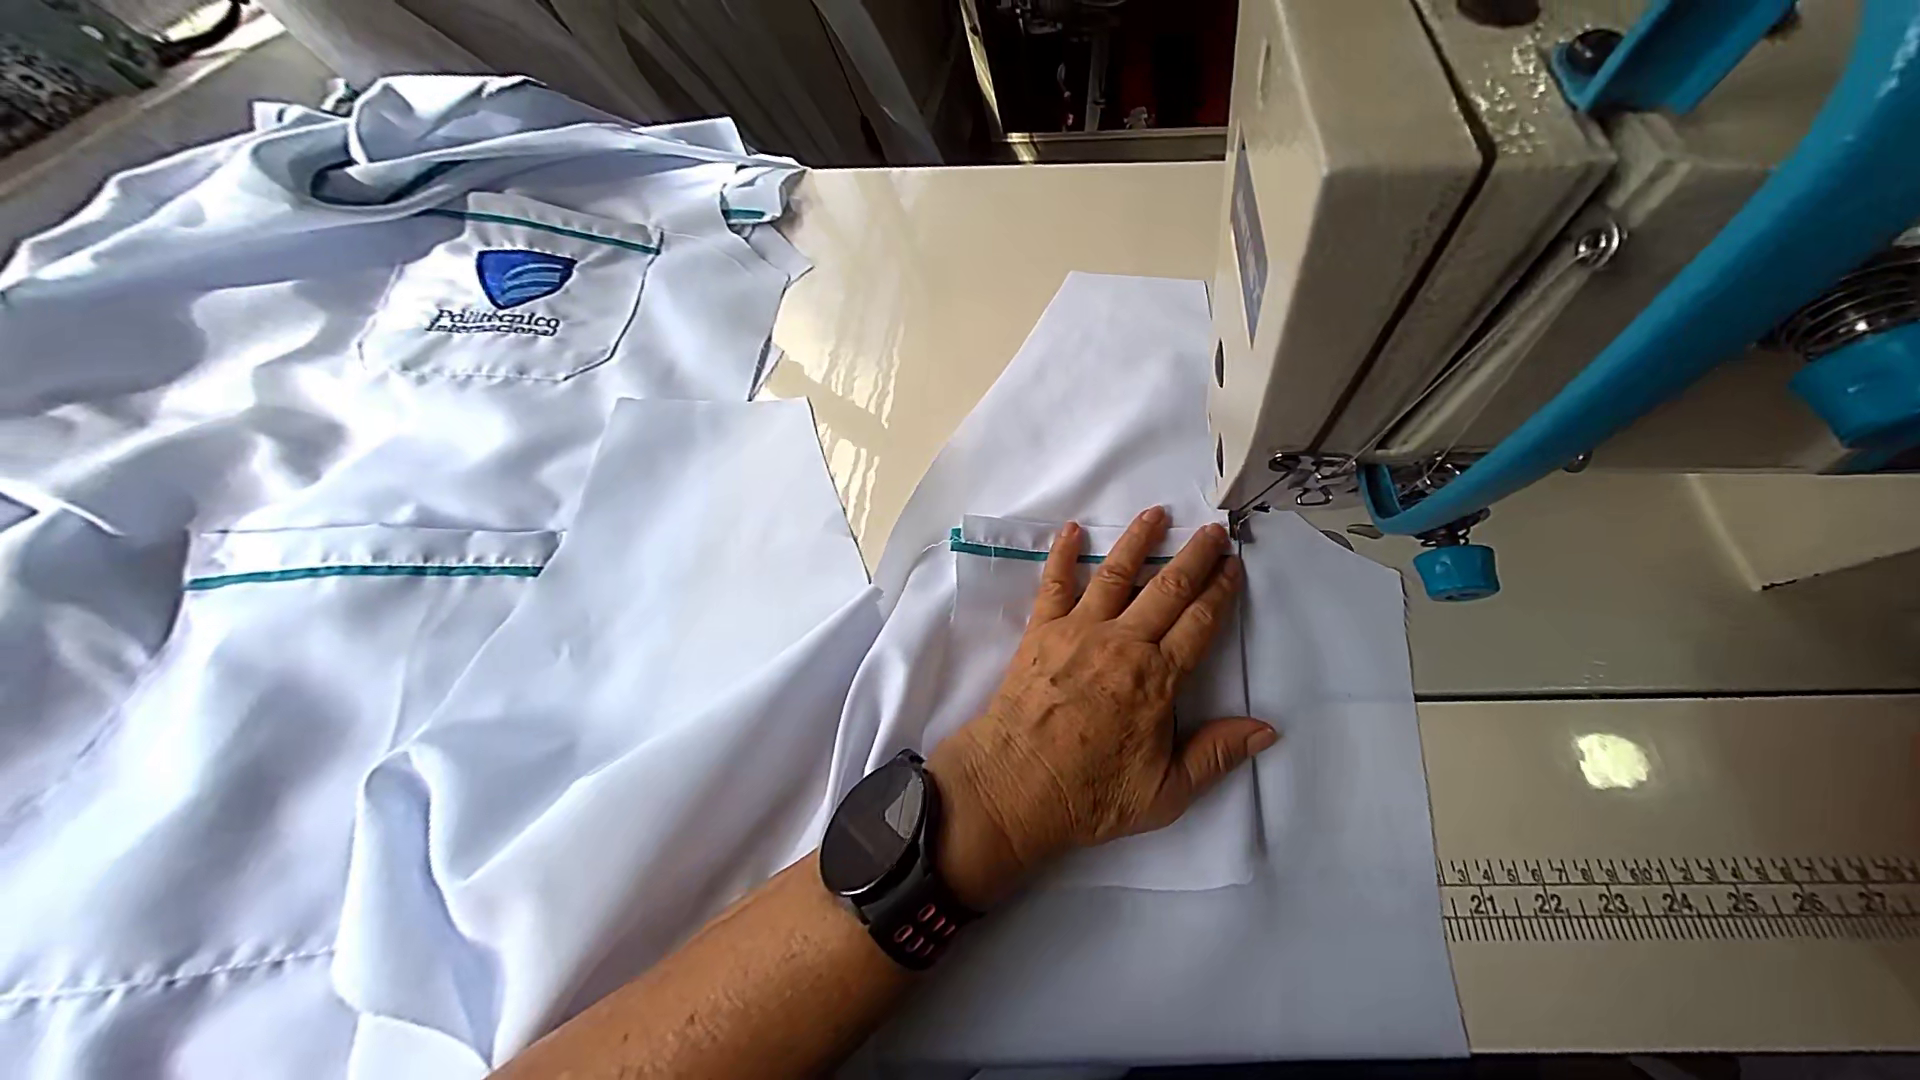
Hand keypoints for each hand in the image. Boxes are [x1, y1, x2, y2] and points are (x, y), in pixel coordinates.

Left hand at [929, 506, 1277, 909]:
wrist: (1015, 785)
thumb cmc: (1090, 794)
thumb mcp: (1166, 793)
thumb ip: (1216, 756)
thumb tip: (1267, 729)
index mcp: (1157, 680)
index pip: (1200, 623)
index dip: (1220, 592)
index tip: (1233, 567)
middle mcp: (1122, 644)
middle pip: (1167, 589)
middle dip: (1194, 555)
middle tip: (1212, 529)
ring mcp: (1078, 631)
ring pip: (1115, 574)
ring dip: (1138, 540)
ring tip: (1156, 513)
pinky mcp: (1041, 630)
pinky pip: (1055, 583)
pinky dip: (1063, 553)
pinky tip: (1072, 530)